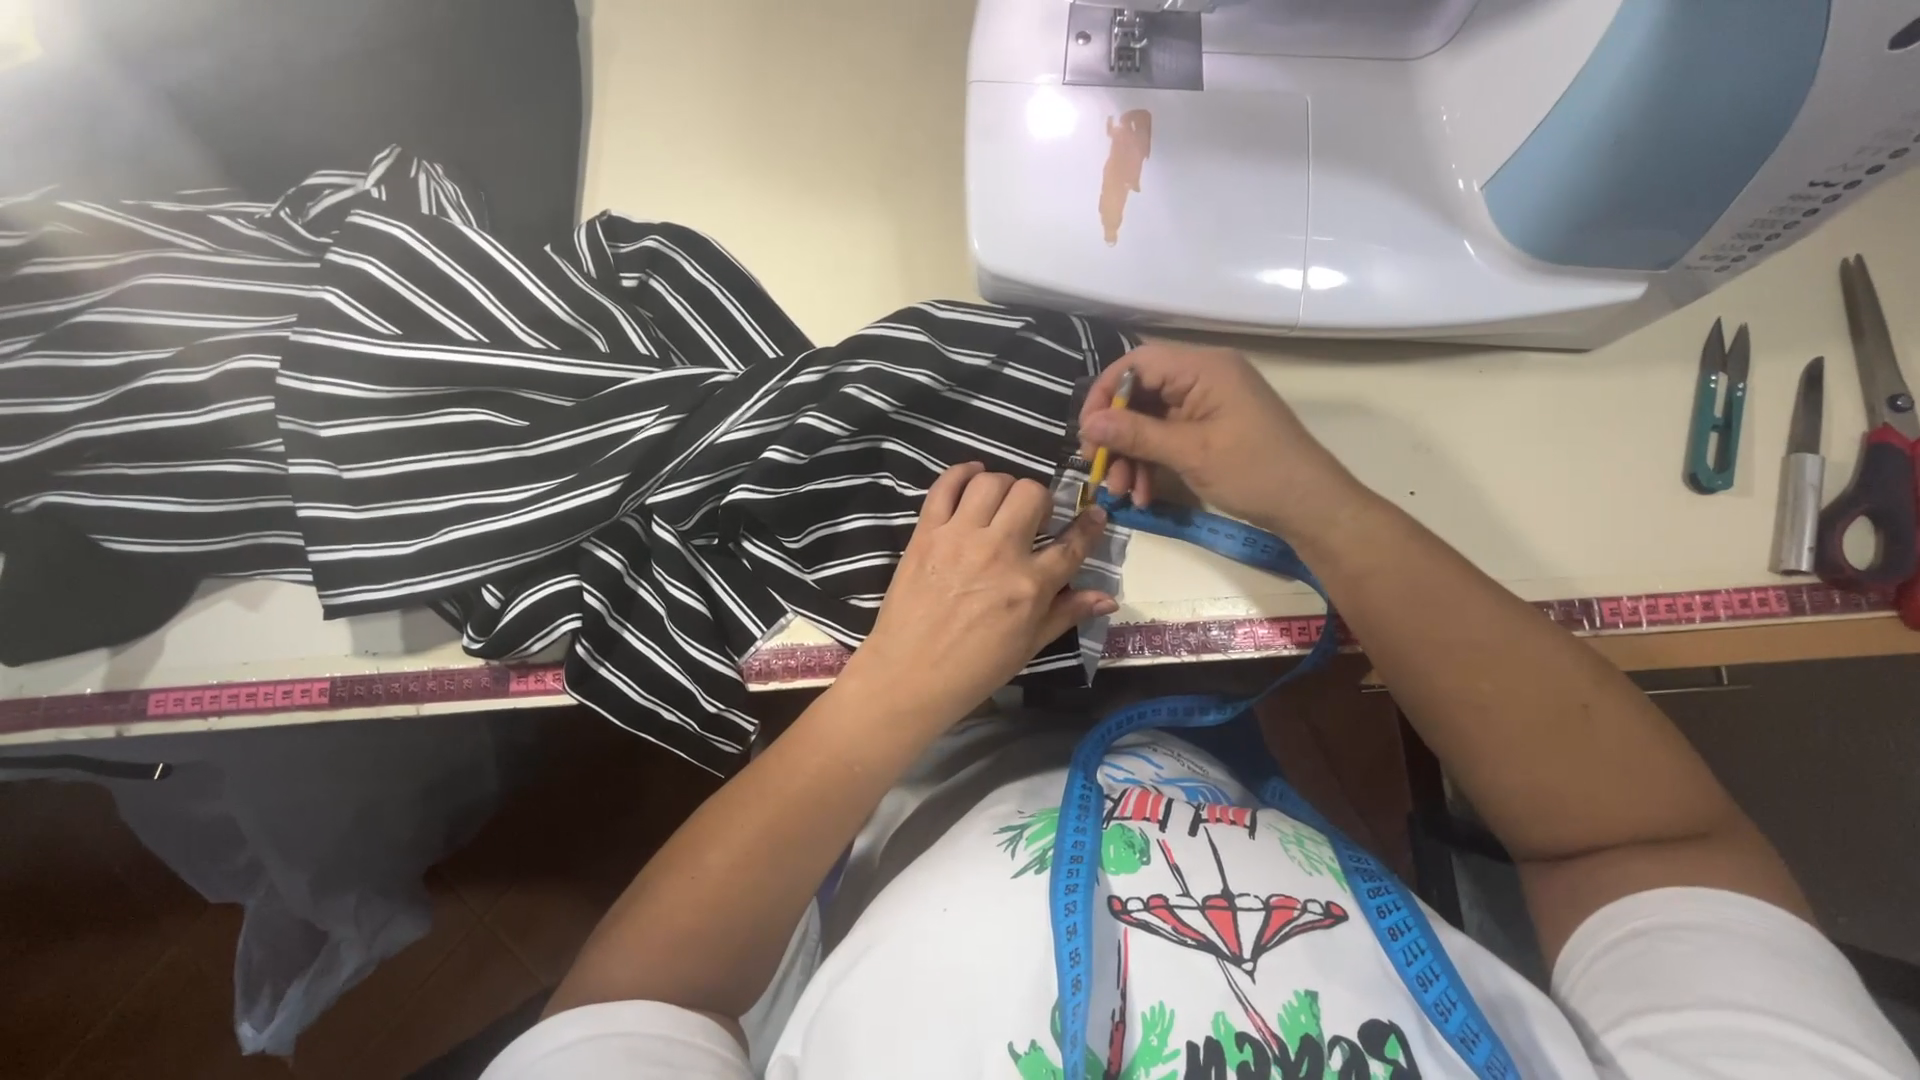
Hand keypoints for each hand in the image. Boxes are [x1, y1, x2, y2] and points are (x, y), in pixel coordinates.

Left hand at [840, 463, 1114, 723]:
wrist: (909, 675)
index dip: (1089, 525)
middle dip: (1040, 500)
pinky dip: (961, 472)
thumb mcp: (1029, 646)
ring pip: (991, 482)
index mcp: (1030, 586)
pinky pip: (945, 486)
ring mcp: (959, 538)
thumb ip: (1067, 613)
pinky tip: (972, 476)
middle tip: (1033, 518)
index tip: (1094, 515)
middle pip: (1031, 494)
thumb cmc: (975, 668)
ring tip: (1000, 504)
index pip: (1072, 543)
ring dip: (1003, 486)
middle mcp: (999, 552)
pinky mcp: (926, 533)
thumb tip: (1108, 597)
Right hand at [1079, 341, 1369, 544]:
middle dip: (1116, 434)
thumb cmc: (1254, 472)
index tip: (1087, 432)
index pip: (1137, 363)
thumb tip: (1088, 424)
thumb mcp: (1189, 453)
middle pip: (1141, 393)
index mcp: (1204, 368)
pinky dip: (1151, 462)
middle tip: (1099, 468)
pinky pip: (1168, 436)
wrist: (1310, 505)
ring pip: (1150, 420)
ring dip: (1131, 456)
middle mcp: (1204, 377)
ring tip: (1122, 493)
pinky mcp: (1211, 427)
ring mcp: (1208, 403)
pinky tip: (1143, 494)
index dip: (1104, 393)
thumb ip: (1136, 434)